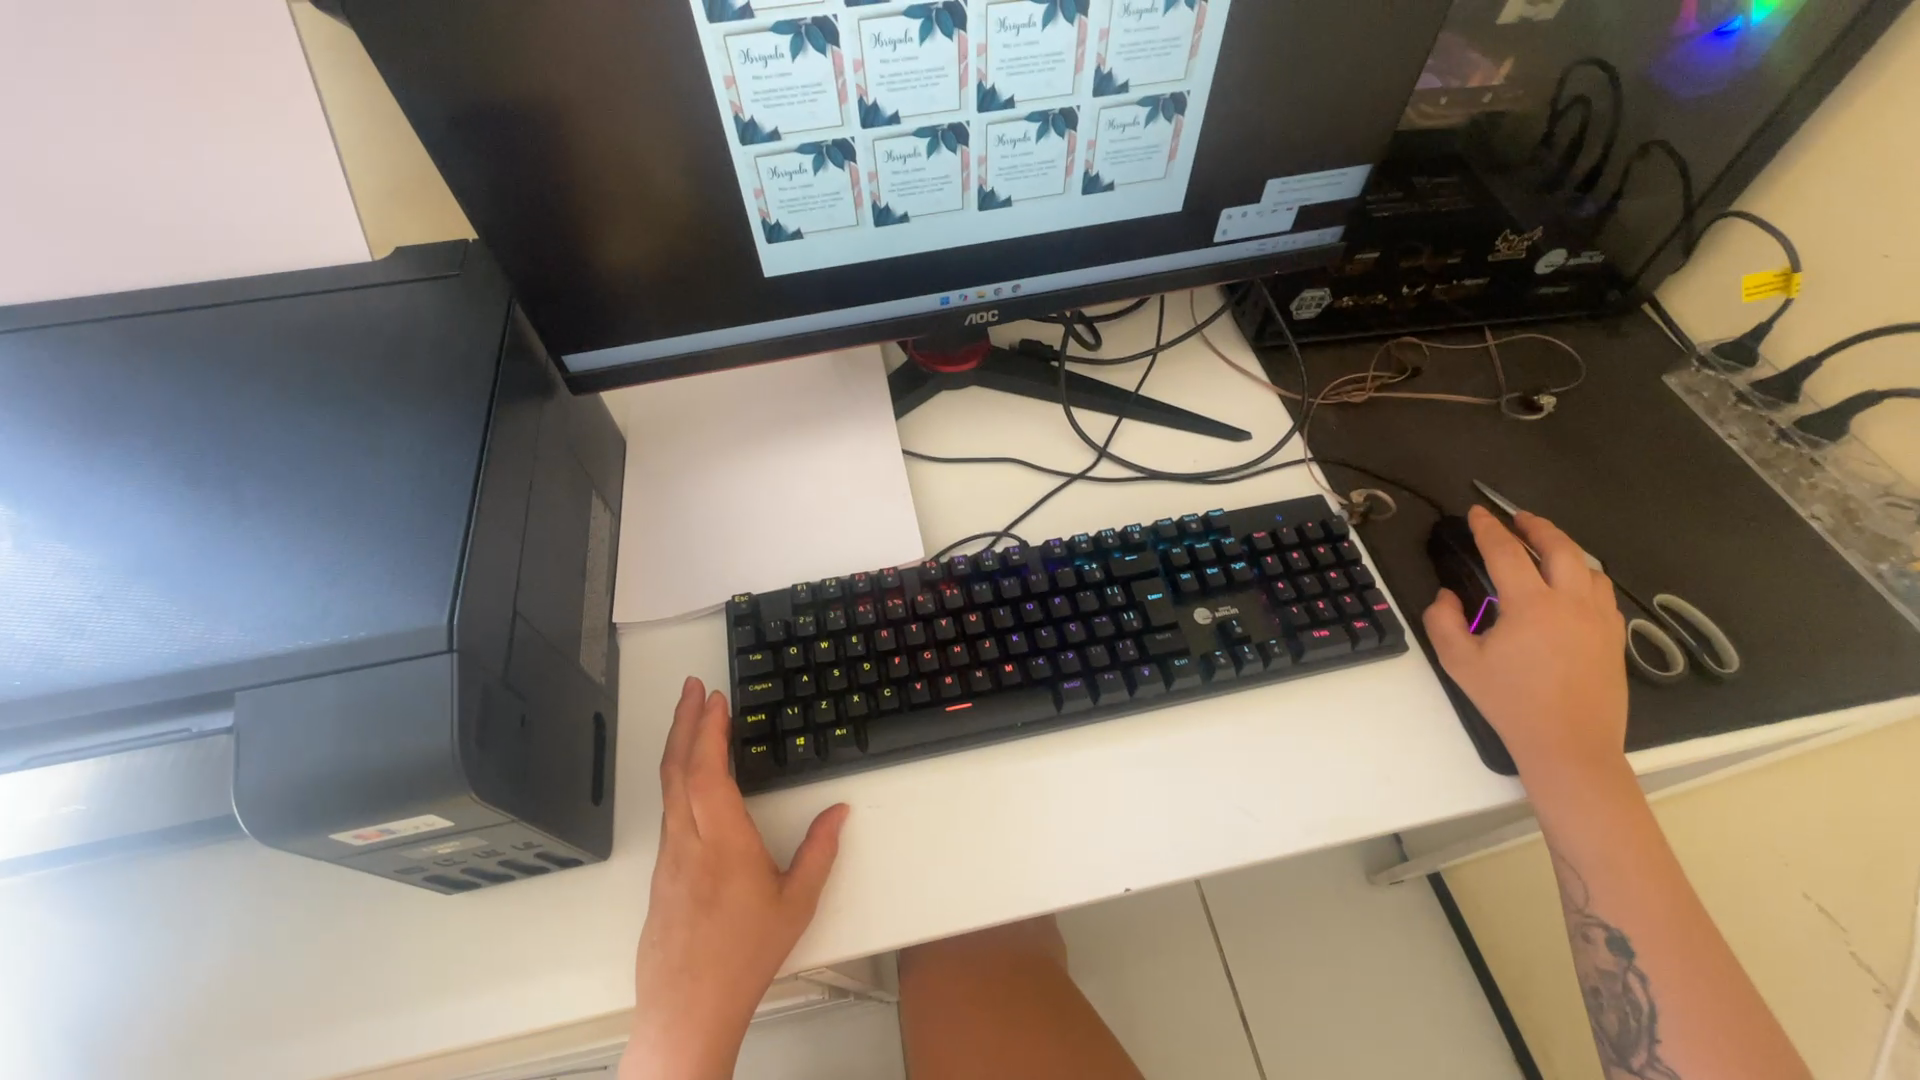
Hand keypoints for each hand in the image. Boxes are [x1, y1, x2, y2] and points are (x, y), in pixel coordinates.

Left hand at [622, 678, 849, 1079]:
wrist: (687, 1008)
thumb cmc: (744, 956)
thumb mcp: (796, 903)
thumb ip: (819, 850)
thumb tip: (839, 811)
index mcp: (722, 843)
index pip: (707, 771)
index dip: (708, 729)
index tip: (714, 698)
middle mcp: (687, 841)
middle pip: (677, 768)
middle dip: (684, 721)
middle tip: (693, 687)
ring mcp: (669, 856)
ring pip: (667, 788)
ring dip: (677, 745)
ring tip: (690, 718)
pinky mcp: (661, 871)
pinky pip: (666, 809)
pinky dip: (676, 776)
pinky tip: (689, 775)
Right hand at [1422, 506, 1628, 780]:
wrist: (1570, 744)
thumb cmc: (1510, 702)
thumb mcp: (1460, 663)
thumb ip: (1443, 622)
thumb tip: (1447, 596)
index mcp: (1531, 605)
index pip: (1507, 553)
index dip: (1489, 529)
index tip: (1477, 513)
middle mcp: (1571, 602)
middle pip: (1560, 548)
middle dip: (1537, 526)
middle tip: (1519, 517)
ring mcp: (1599, 619)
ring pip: (1589, 567)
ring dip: (1565, 549)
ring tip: (1546, 546)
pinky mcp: (1615, 638)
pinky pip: (1603, 593)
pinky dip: (1585, 577)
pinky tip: (1573, 586)